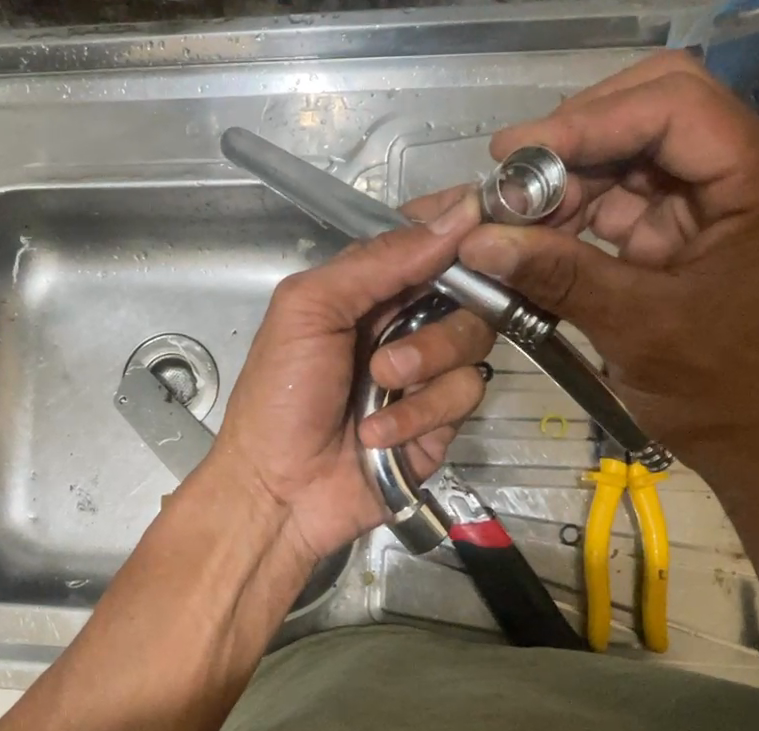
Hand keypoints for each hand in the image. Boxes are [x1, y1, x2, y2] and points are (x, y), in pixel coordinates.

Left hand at [209, 193, 494, 558]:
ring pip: (473, 340)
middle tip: (398, 340)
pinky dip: (421, 412)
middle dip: (441, 312)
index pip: (428, 242)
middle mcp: (404, 325)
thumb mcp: (307, 310)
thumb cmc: (278, 395)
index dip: (457, 228)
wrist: (279, 490)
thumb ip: (377, 261)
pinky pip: (465, 394)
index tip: (480, 220)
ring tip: (378, 387)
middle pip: (467, 290)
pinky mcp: (442, 422)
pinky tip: (379, 433)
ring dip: (424, 362)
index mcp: (368, 292)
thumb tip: (457, 213)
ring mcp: (426, 375)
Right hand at [458, 51, 758, 485]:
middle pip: (655, 113)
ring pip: (634, 156)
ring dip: (570, 184)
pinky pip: (630, 202)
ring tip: (511, 220)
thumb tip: (476, 241)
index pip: (673, 107)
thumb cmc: (721, 392)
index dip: (586, 121)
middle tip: (509, 181)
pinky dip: (581, 217)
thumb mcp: (637, 329)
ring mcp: (723, 200)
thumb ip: (559, 275)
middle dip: (577, 143)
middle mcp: (753, 170)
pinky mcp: (695, 232)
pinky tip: (537, 238)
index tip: (510, 154)